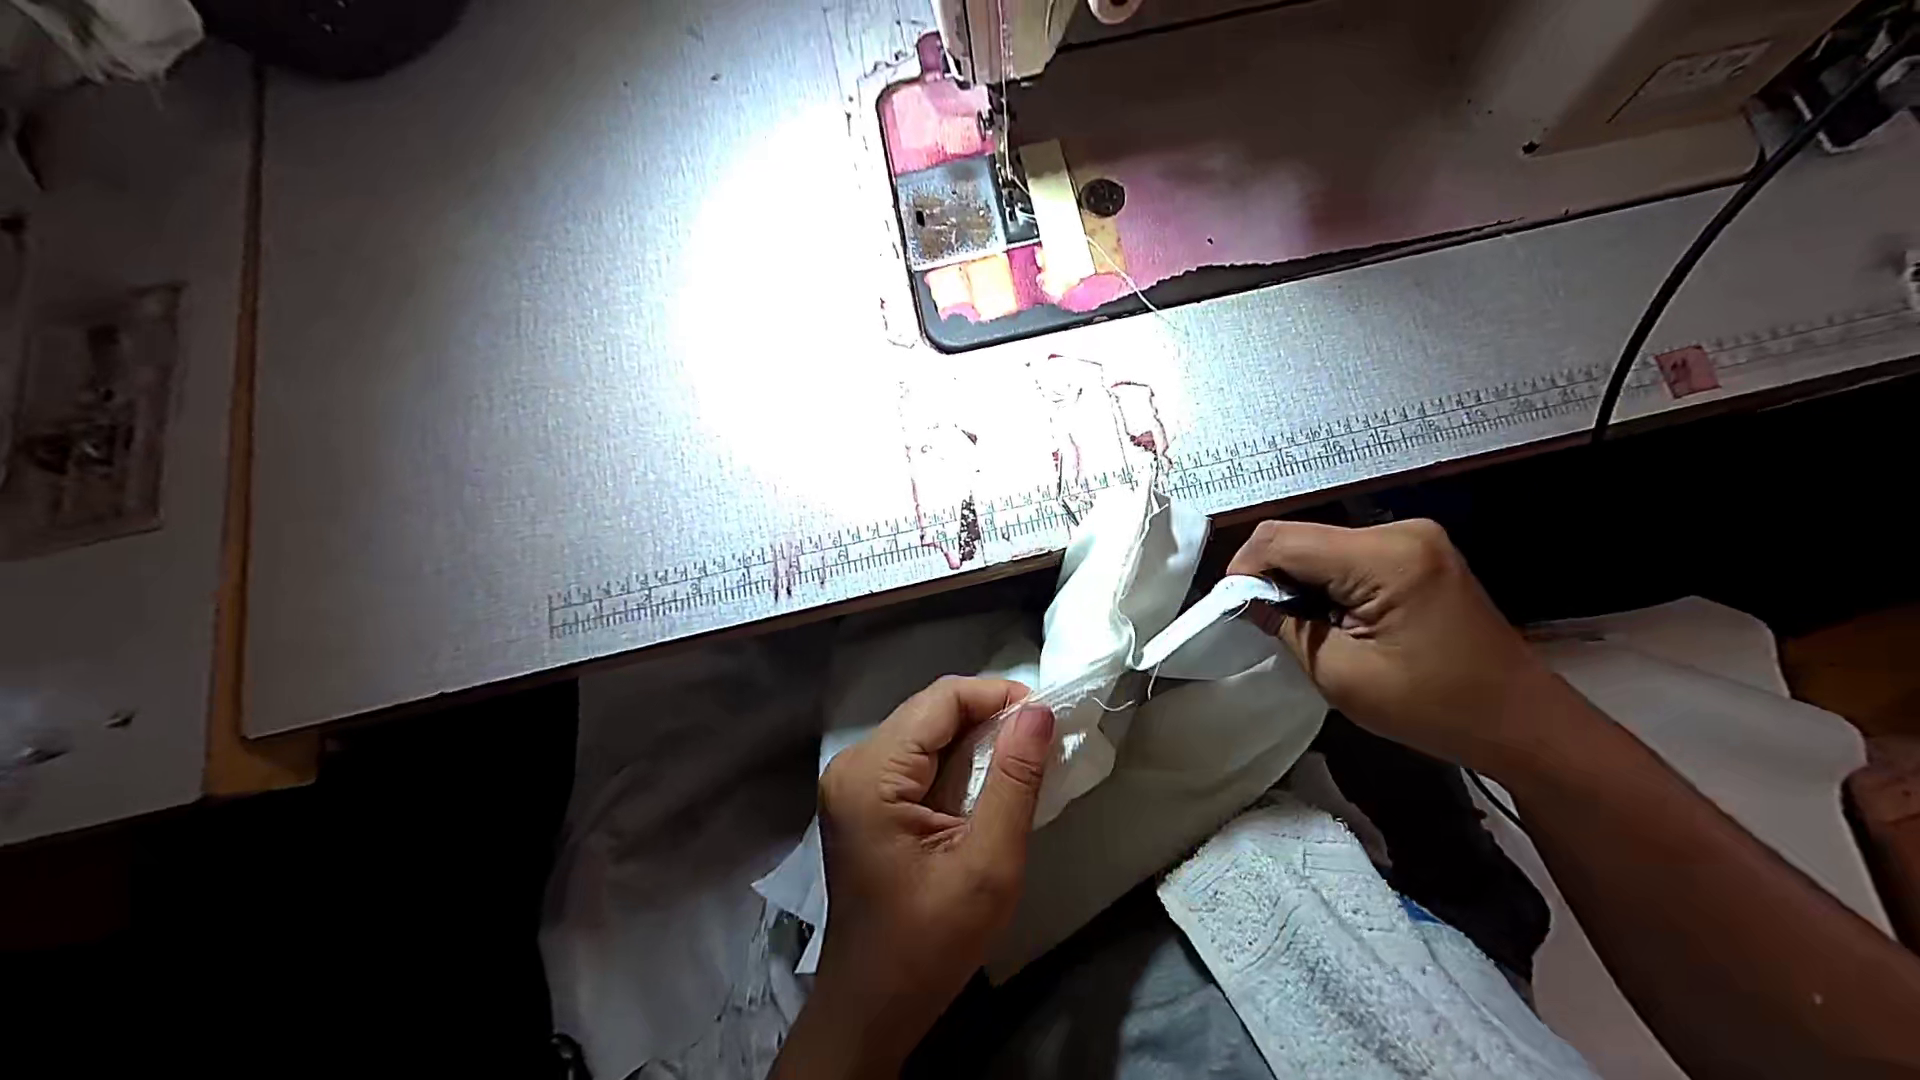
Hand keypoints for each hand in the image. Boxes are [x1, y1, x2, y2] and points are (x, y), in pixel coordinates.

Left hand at [773, 677, 1055, 1079]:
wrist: (874, 1004)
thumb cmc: (930, 943)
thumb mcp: (988, 864)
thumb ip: (1014, 781)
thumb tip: (1038, 711)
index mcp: (871, 773)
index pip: (940, 699)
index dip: (997, 695)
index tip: (1046, 716)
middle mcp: (854, 763)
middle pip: (931, 710)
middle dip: (989, 716)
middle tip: (1040, 739)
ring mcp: (853, 779)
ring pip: (926, 730)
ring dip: (976, 738)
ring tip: (1022, 758)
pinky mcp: (864, 796)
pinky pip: (917, 756)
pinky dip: (957, 759)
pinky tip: (987, 779)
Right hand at [1227, 519, 1583, 774]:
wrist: (1522, 722)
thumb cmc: (1436, 707)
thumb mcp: (1343, 676)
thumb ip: (1286, 626)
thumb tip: (1245, 600)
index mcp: (1387, 557)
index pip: (1282, 540)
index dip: (1244, 570)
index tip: (1232, 609)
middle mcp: (1400, 531)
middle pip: (1298, 535)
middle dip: (1268, 575)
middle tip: (1263, 621)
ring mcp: (1412, 538)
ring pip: (1317, 542)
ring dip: (1294, 579)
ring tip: (1297, 624)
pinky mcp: (1415, 551)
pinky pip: (1343, 553)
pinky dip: (1321, 579)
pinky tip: (1328, 614)